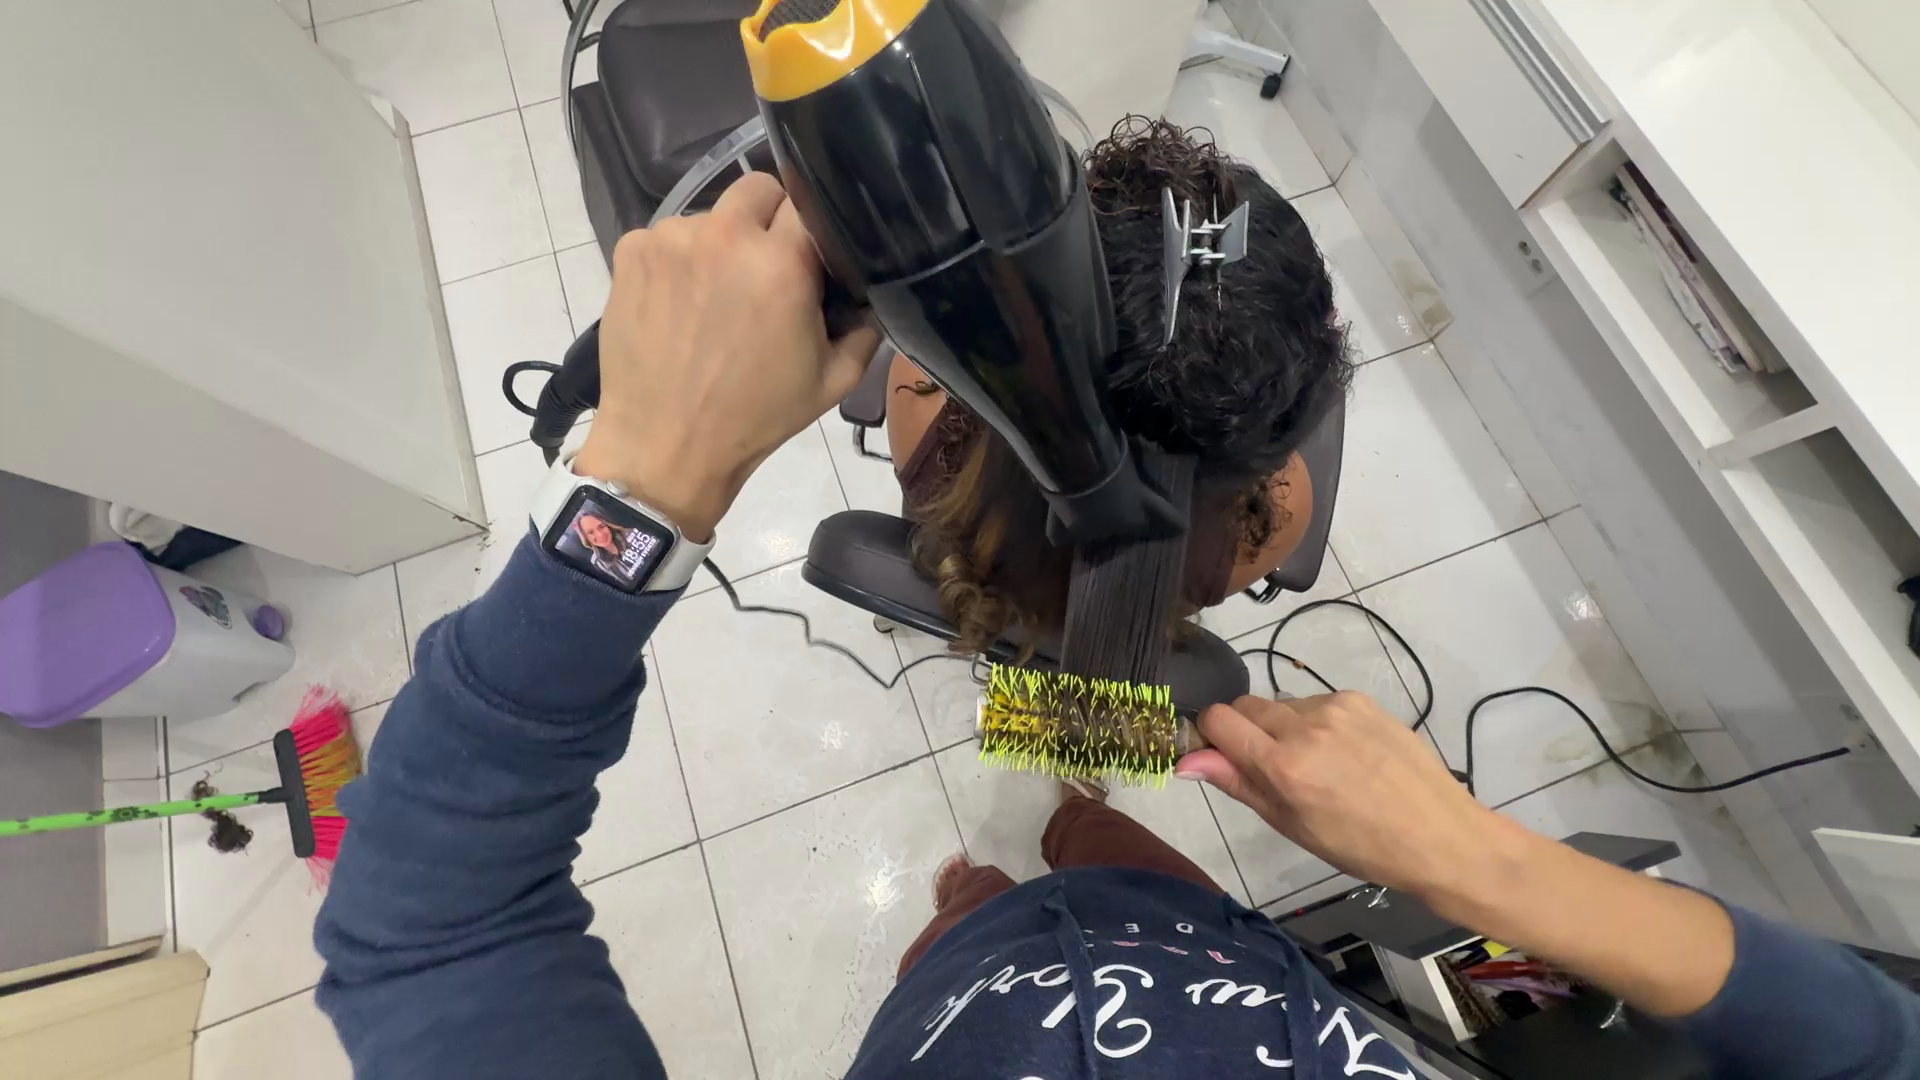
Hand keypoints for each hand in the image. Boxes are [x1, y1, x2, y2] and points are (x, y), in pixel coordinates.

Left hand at [575, 173, 880, 540]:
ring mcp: (670, 238)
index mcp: (782, 264)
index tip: (815, 260)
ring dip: (723, 242)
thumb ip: (866, 330)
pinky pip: (669, 236)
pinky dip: (683, 260)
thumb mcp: (834, 382)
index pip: (810, 204)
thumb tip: (868, 298)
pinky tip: (683, 303)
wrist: (668, 445)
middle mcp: (724, 236)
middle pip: (759, 188)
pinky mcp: (631, 251)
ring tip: (719, 297)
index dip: (816, 231)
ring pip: (711, 214)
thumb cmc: (758, 417)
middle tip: (770, 267)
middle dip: (772, 219)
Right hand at [1177, 692, 1530, 903]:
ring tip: (1320, 763)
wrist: (1444, 837)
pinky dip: (1317, 722)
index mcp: (1283, 766)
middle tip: (1275, 766)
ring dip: (1284, 726)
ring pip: (1280, 703)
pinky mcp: (1358, 699)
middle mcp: (1304, 726)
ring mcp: (1334, 707)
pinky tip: (1345, 751)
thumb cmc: (1360, 846)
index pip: (1217, 719)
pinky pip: (1315, 702)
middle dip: (1247, 730)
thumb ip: (1236, 782)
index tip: (1226, 757)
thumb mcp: (1290, 824)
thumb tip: (1183, 761)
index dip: (1212, 736)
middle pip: (1244, 705)